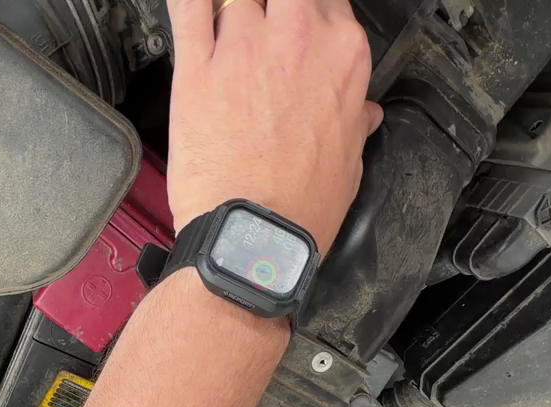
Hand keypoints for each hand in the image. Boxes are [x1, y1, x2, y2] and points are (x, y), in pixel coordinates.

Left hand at [164, 0, 381, 254]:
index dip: (306, 14)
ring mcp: (244, 48)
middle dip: (272, 5)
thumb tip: (363, 114)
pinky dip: (188, 2)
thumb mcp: (350, 165)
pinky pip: (187, 6)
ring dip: (231, 10)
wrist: (255, 238)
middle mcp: (297, 38)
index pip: (326, 1)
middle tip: (260, 29)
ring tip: (225, 30)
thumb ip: (355, 124)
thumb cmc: (300, 211)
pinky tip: (192, 7)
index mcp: (342, 55)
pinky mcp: (197, 71)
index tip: (292, 28)